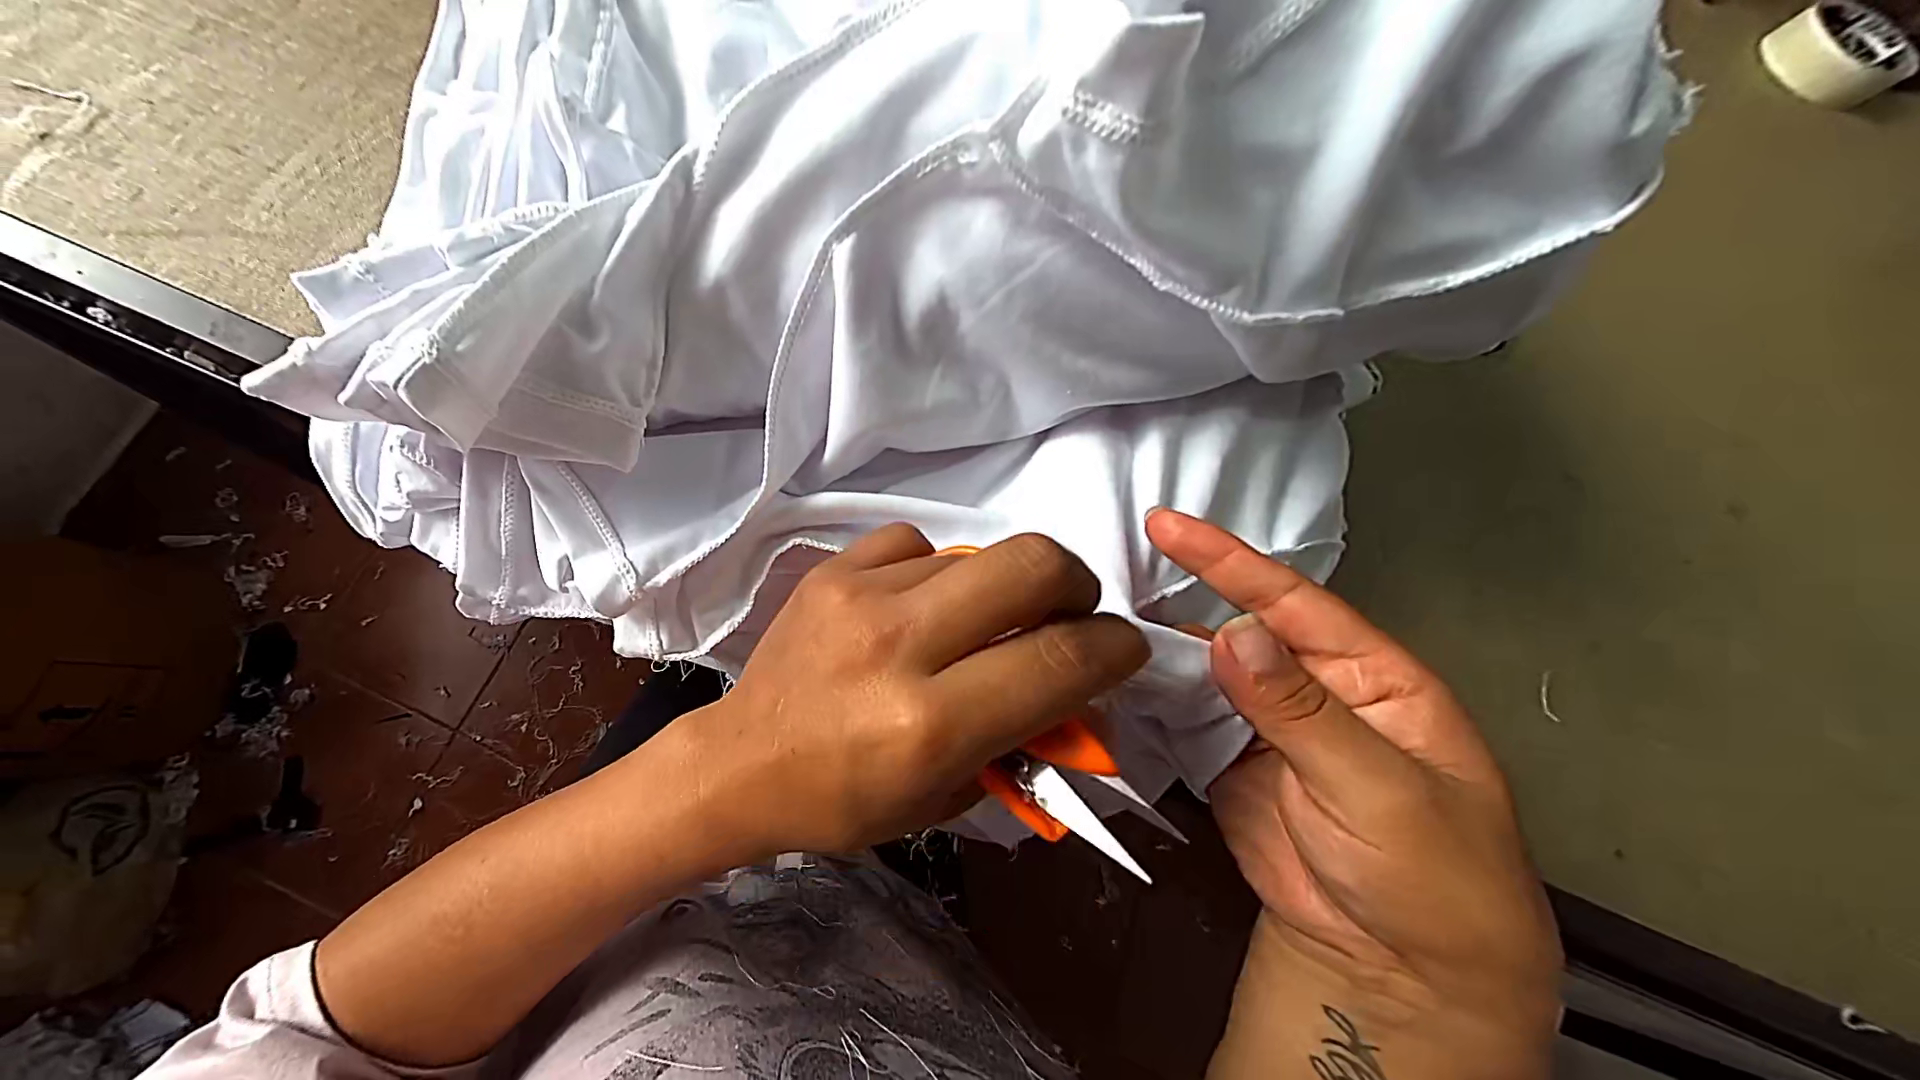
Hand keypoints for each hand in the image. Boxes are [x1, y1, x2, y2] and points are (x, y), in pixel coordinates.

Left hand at [691, 523, 1149, 856]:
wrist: (742, 763)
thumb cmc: (846, 800)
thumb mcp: (948, 795)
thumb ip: (1026, 740)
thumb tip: (1086, 694)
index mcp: (931, 724)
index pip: (1061, 658)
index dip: (1114, 647)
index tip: (1122, 649)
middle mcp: (899, 646)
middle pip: (1033, 565)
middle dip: (1076, 584)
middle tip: (1070, 612)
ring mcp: (861, 595)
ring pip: (979, 555)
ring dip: (1003, 589)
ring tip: (980, 623)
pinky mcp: (833, 569)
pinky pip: (919, 544)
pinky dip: (939, 572)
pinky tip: (919, 603)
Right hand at [1145, 509, 1559, 1076]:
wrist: (1394, 971)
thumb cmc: (1435, 879)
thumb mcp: (1382, 790)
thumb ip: (1303, 711)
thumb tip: (1235, 635)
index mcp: (1369, 674)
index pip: (1292, 602)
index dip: (1230, 561)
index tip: (1171, 526)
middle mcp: (1310, 686)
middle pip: (1236, 627)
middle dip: (1180, 599)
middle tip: (1119, 574)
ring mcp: (1262, 724)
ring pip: (1200, 670)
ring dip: (1157, 652)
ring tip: (1104, 628)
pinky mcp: (1225, 759)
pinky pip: (1181, 718)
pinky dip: (1148, 701)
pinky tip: (1117, 683)